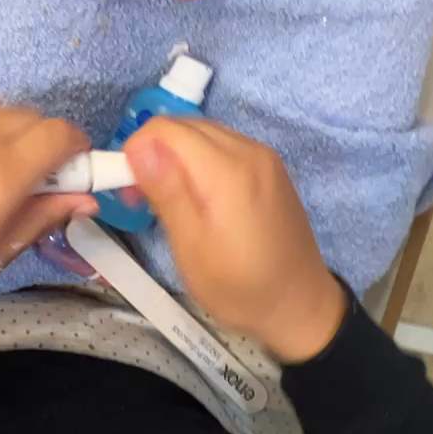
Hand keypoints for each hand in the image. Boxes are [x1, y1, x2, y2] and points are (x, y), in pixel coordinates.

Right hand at [123, 118, 345, 362]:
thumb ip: (167, 191)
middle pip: (183, 126)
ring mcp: (263, 156)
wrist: (301, 307)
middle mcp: (249, 151)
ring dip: (174, 156)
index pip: (166, 130)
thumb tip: (138, 146)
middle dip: (153, 152)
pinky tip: (195, 195)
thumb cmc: (240, 286)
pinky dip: (197, 160)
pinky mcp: (269, 167)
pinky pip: (221, 145)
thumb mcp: (192, 248)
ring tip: (167, 198)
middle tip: (142, 198)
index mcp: (229, 170)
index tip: (131, 191)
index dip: (137, 151)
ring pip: (201, 133)